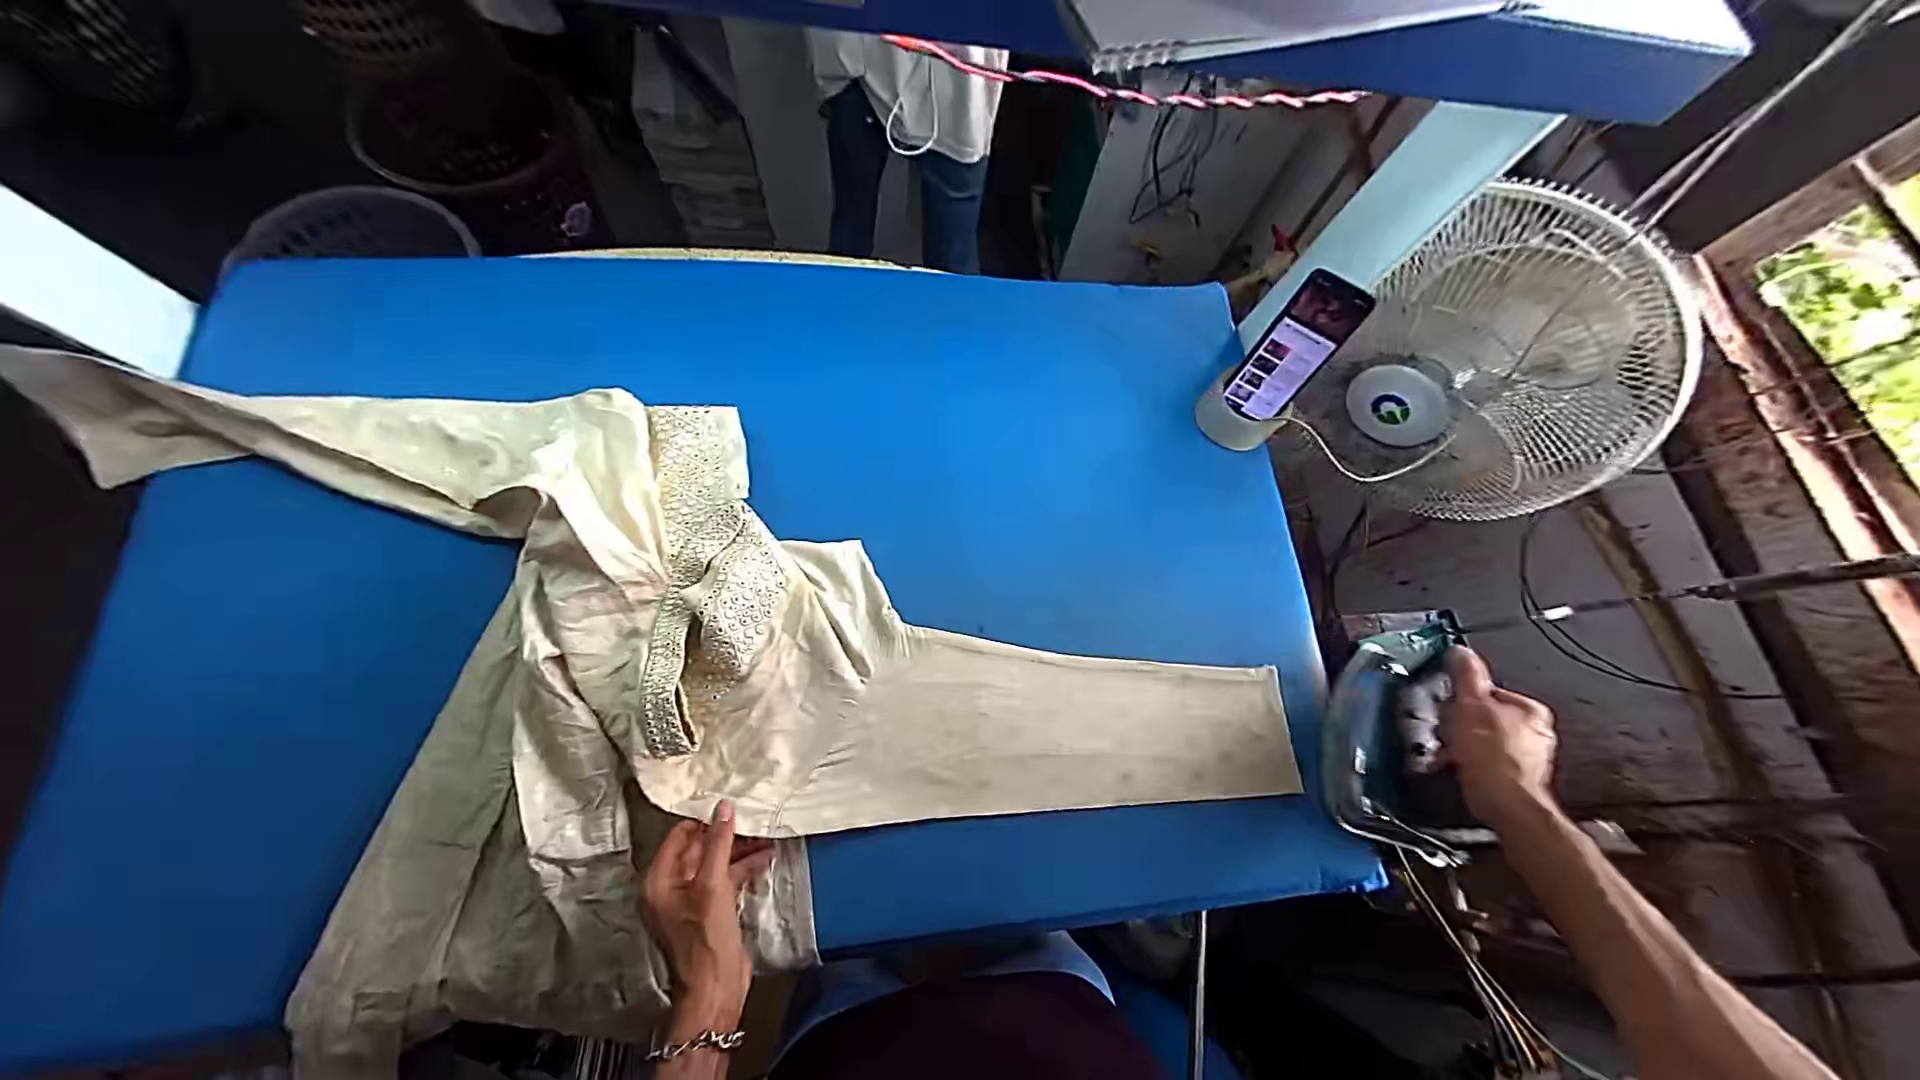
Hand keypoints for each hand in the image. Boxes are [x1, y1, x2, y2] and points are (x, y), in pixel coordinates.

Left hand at [641, 801, 775, 1035]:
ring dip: (741, 849)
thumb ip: (718, 843)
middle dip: (727, 834)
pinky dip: (744, 867)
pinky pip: (727, 878)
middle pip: (700, 848)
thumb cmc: (705, 943)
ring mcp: (692, 900)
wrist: (716, 988)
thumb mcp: (713, 884)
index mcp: (660, 882)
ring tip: (765, 836)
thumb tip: (723, 809)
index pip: (680, 835)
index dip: (704, 820)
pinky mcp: (711, 910)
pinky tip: (765, 858)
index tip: (728, 808)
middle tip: (751, 819)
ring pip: (717, 862)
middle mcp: (672, 889)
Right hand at [1438, 646, 1559, 825]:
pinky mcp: (1515, 775)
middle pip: (1483, 715)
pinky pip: (1484, 758)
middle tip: (1447, 729)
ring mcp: (1527, 755)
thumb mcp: (1471, 704)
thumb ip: (1466, 676)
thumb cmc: (1491, 754)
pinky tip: (1458, 765)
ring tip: (1449, 750)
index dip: (1461, 699)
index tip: (1448, 708)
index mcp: (1530, 709)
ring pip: (1482, 737)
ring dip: (1461, 742)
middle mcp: (1535, 731)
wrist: (1504, 801)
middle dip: (1460, 722)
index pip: (1486, 691)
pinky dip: (1469, 760)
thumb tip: (1461, 651)